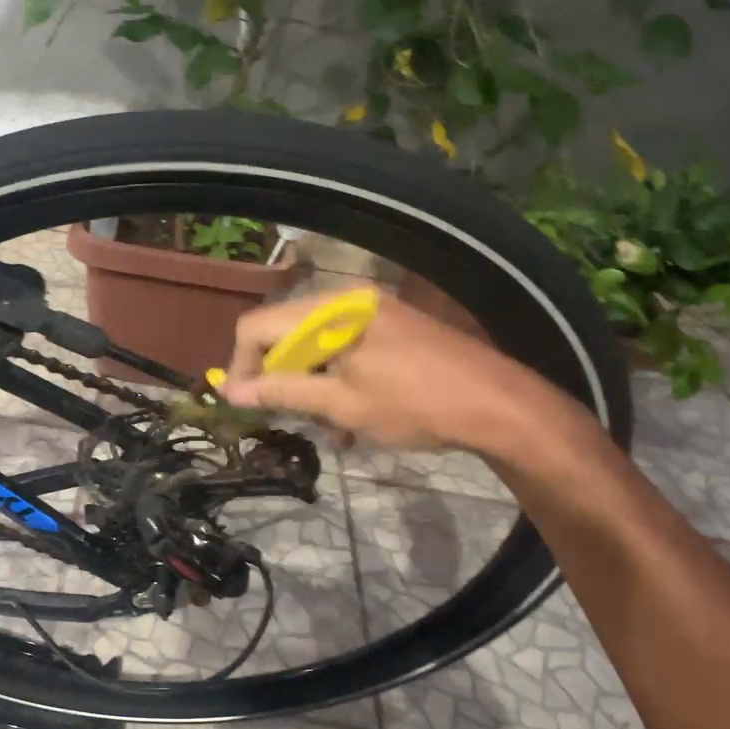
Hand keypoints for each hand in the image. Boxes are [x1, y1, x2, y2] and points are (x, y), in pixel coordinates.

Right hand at [217, 289, 555, 455]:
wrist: (500, 406)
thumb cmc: (417, 405)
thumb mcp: (343, 404)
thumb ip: (282, 393)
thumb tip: (229, 392)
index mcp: (333, 309)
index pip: (257, 326)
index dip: (240, 366)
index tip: (243, 405)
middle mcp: (348, 300)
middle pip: (284, 334)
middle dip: (279, 379)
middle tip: (287, 419)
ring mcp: (373, 312)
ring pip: (314, 346)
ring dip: (310, 386)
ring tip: (327, 428)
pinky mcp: (392, 328)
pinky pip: (344, 349)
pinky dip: (337, 380)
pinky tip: (351, 419)